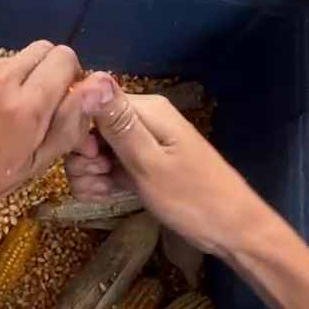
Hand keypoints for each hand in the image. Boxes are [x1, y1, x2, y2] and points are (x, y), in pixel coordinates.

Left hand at [0, 40, 92, 228]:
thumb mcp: (35, 164)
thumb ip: (69, 124)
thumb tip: (97, 87)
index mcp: (26, 107)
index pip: (64, 58)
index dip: (66, 77)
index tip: (56, 99)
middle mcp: (0, 80)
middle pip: (42, 49)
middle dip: (44, 72)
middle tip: (29, 105)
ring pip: (12, 57)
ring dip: (14, 78)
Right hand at [64, 73, 272, 255]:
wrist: (229, 230)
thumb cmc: (192, 198)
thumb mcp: (149, 163)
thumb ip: (119, 123)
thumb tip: (94, 77)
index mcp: (146, 110)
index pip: (90, 102)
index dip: (79, 131)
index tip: (90, 157)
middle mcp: (140, 121)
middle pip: (88, 129)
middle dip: (82, 157)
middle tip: (99, 180)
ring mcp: (140, 145)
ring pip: (93, 152)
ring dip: (89, 174)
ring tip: (104, 193)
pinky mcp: (139, 166)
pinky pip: (107, 168)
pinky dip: (101, 183)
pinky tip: (107, 197)